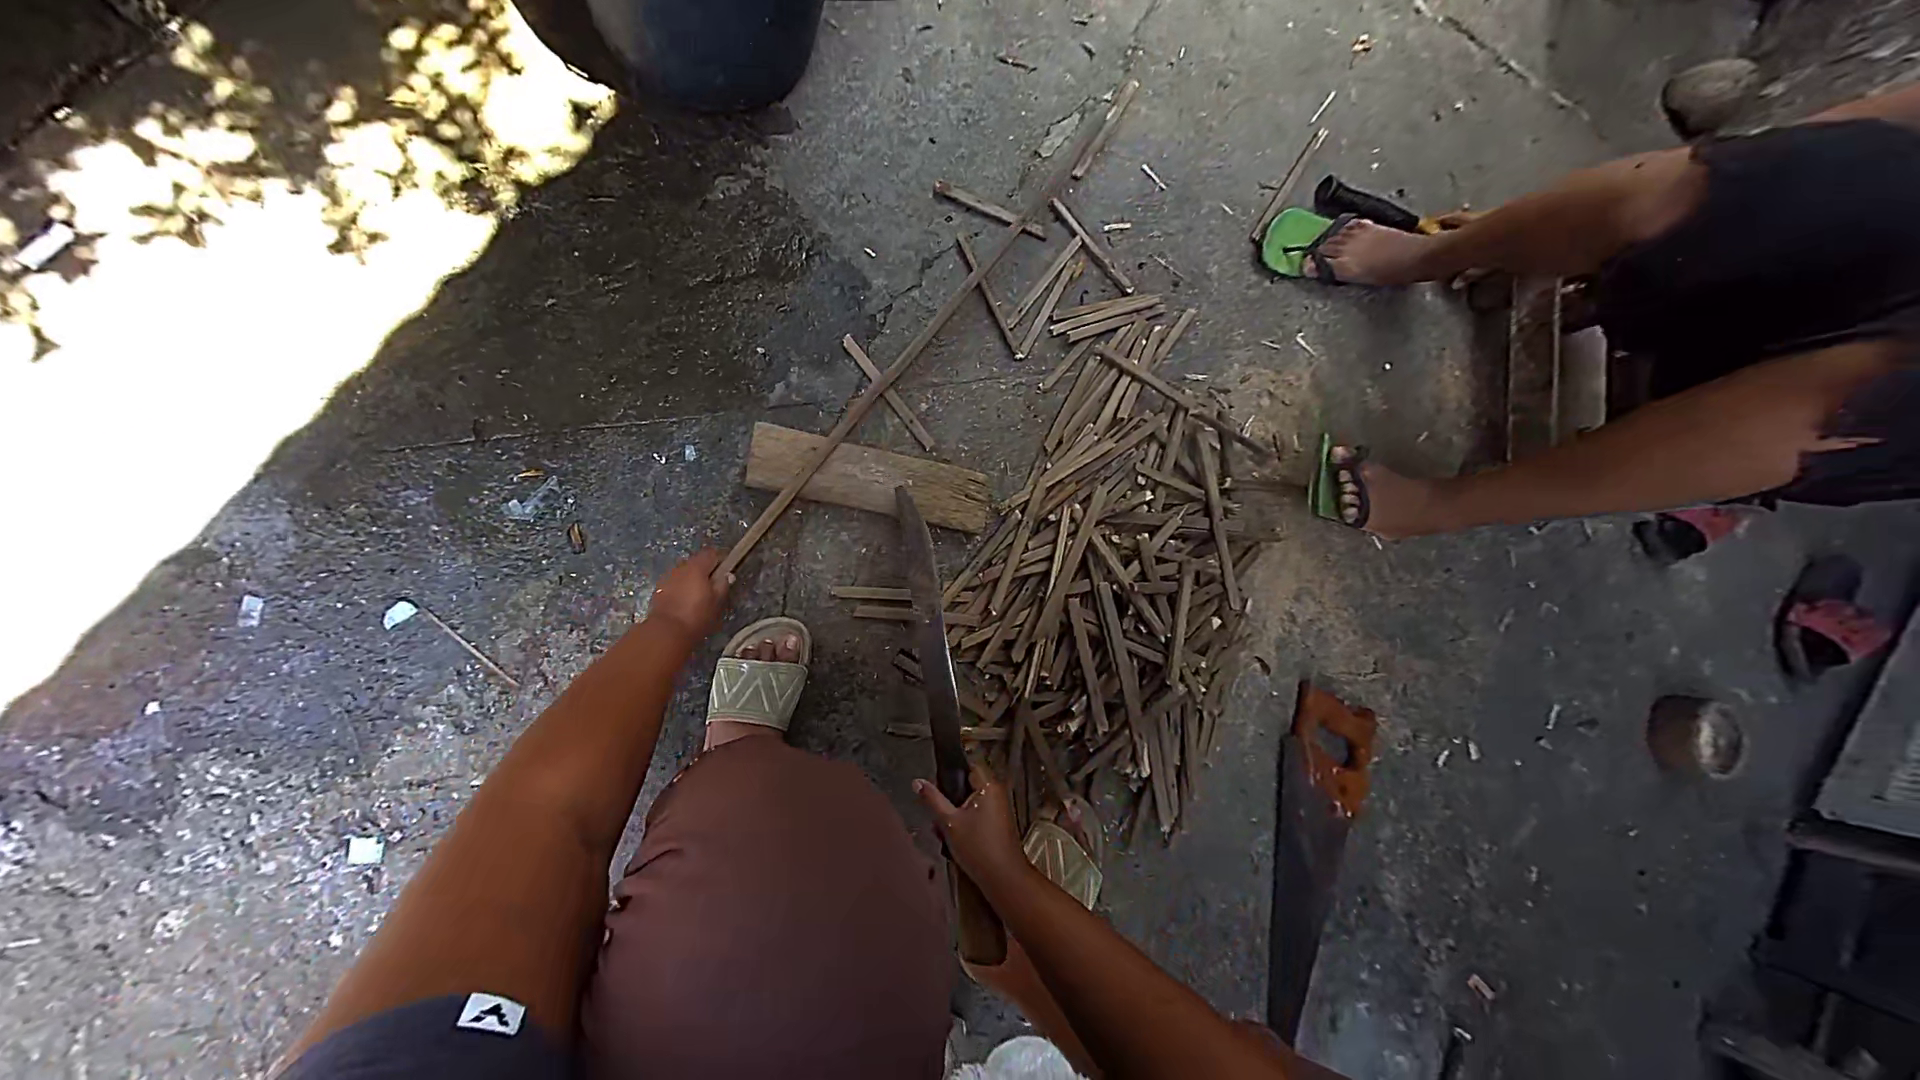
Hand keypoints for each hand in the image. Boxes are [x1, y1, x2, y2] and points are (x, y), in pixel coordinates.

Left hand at [648, 549, 729, 640]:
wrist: (666, 631)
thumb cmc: (697, 615)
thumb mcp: (718, 602)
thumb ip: (723, 585)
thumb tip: (726, 575)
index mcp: (697, 567)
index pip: (711, 553)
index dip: (720, 559)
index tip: (726, 571)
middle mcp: (680, 567)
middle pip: (696, 562)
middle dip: (705, 570)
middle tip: (713, 586)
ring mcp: (667, 578)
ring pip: (684, 573)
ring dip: (691, 579)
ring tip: (698, 596)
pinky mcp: (658, 590)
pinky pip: (674, 583)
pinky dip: (680, 588)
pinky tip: (684, 602)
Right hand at [913, 762, 1028, 886]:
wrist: (1003, 878)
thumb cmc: (977, 847)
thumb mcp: (948, 822)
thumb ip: (932, 799)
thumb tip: (917, 781)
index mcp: (989, 786)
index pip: (969, 765)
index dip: (951, 772)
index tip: (937, 785)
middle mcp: (997, 793)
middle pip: (967, 785)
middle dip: (949, 799)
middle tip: (937, 815)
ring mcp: (998, 809)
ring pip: (970, 803)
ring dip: (954, 814)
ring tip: (941, 830)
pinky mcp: (997, 824)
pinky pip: (977, 815)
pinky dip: (964, 823)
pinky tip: (952, 839)